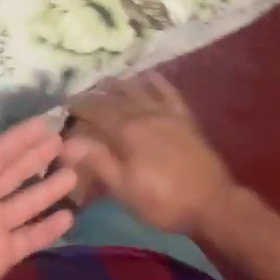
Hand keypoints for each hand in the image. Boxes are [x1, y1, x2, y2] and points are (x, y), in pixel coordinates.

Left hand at [0, 118, 76, 279]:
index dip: (20, 138)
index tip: (44, 123)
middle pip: (16, 173)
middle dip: (38, 156)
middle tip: (66, 140)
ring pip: (28, 201)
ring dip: (48, 188)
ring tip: (74, 173)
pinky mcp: (4, 254)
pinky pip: (31, 236)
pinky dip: (48, 227)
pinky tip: (69, 217)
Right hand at [61, 71, 236, 237]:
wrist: (212, 203)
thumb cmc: (163, 201)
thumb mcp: (125, 188)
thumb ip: (98, 161)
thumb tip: (68, 142)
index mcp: (127, 131)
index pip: (97, 110)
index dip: (80, 105)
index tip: (66, 104)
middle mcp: (145, 114)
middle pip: (116, 96)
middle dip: (97, 93)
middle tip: (83, 93)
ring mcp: (167, 113)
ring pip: (139, 89)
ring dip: (121, 83)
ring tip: (108, 81)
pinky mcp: (184, 118)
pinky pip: (167, 91)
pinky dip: (155, 80)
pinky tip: (147, 75)